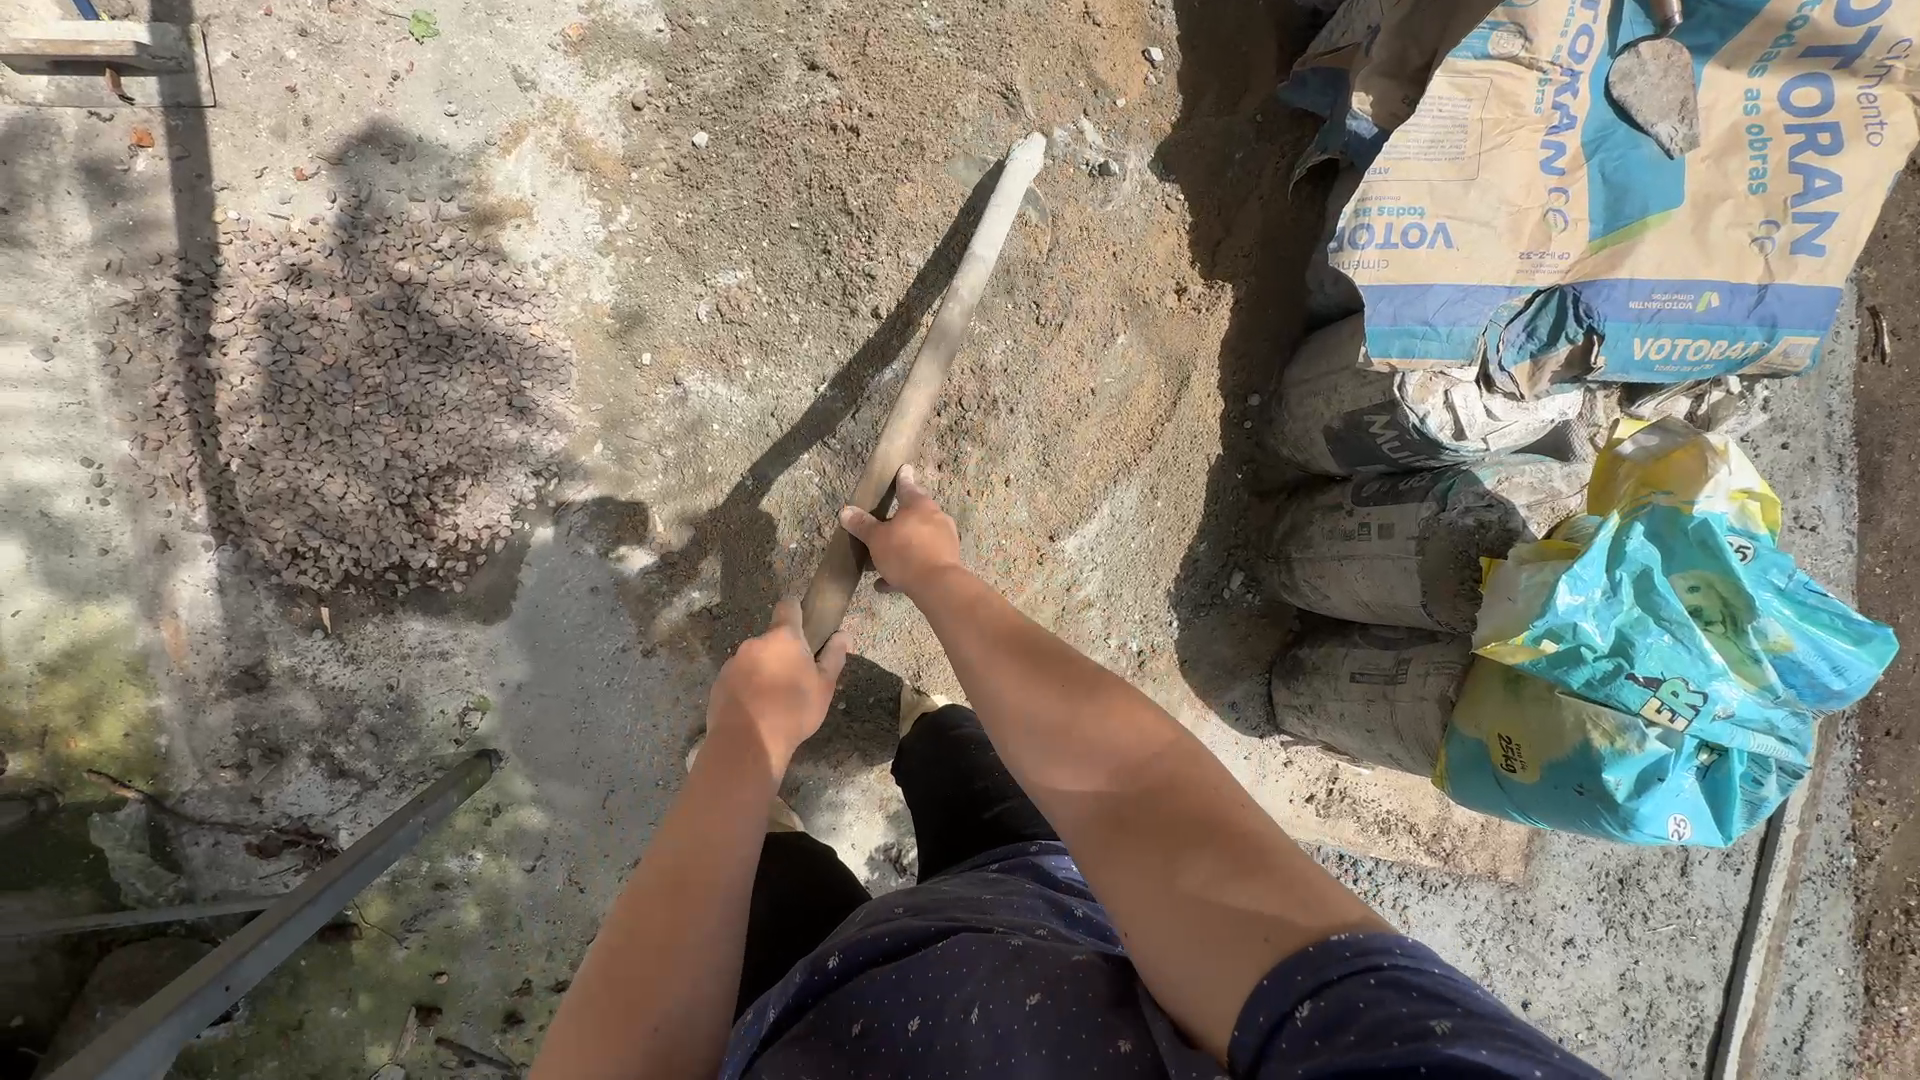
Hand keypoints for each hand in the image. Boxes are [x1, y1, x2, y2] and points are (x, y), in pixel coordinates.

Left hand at [706, 599, 849, 767]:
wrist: (746, 742)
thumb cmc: (793, 711)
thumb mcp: (824, 686)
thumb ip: (834, 656)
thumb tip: (844, 635)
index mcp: (783, 638)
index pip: (788, 606)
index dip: (798, 612)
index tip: (806, 627)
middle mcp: (755, 643)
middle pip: (772, 639)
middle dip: (783, 653)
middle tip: (795, 679)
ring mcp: (733, 662)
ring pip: (755, 659)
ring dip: (764, 670)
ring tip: (774, 700)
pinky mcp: (719, 682)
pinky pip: (738, 677)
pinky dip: (747, 686)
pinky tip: (755, 710)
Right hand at [839, 464, 964, 597]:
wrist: (937, 584)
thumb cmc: (905, 552)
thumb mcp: (877, 539)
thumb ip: (862, 525)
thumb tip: (845, 511)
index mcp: (919, 505)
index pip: (907, 487)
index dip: (902, 479)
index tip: (905, 469)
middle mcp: (935, 518)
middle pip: (914, 514)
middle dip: (898, 520)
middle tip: (885, 522)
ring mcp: (943, 540)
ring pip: (917, 540)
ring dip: (900, 549)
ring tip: (880, 562)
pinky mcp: (946, 561)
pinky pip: (921, 561)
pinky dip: (905, 569)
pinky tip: (886, 584)